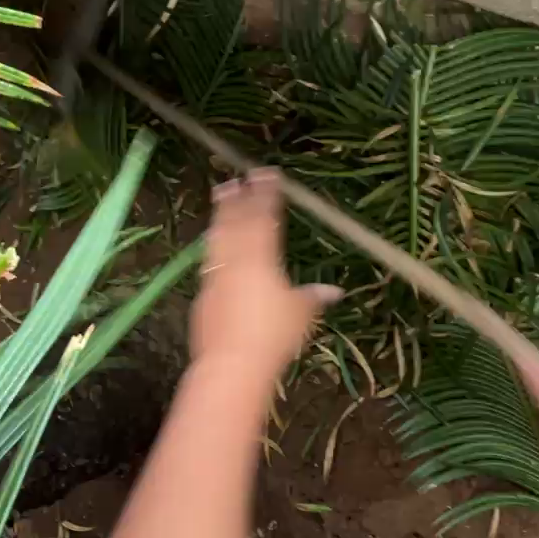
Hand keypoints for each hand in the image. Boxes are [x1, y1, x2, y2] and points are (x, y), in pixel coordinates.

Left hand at [192, 169, 340, 378]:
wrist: (231, 364)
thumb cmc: (272, 335)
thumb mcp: (300, 314)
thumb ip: (313, 297)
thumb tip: (335, 291)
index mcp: (262, 257)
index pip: (265, 216)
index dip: (266, 193)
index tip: (267, 173)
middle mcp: (236, 259)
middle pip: (236, 221)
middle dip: (238, 198)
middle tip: (236, 178)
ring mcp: (216, 275)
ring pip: (218, 237)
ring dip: (220, 216)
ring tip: (220, 197)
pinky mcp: (204, 293)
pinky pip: (210, 260)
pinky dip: (214, 245)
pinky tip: (213, 243)